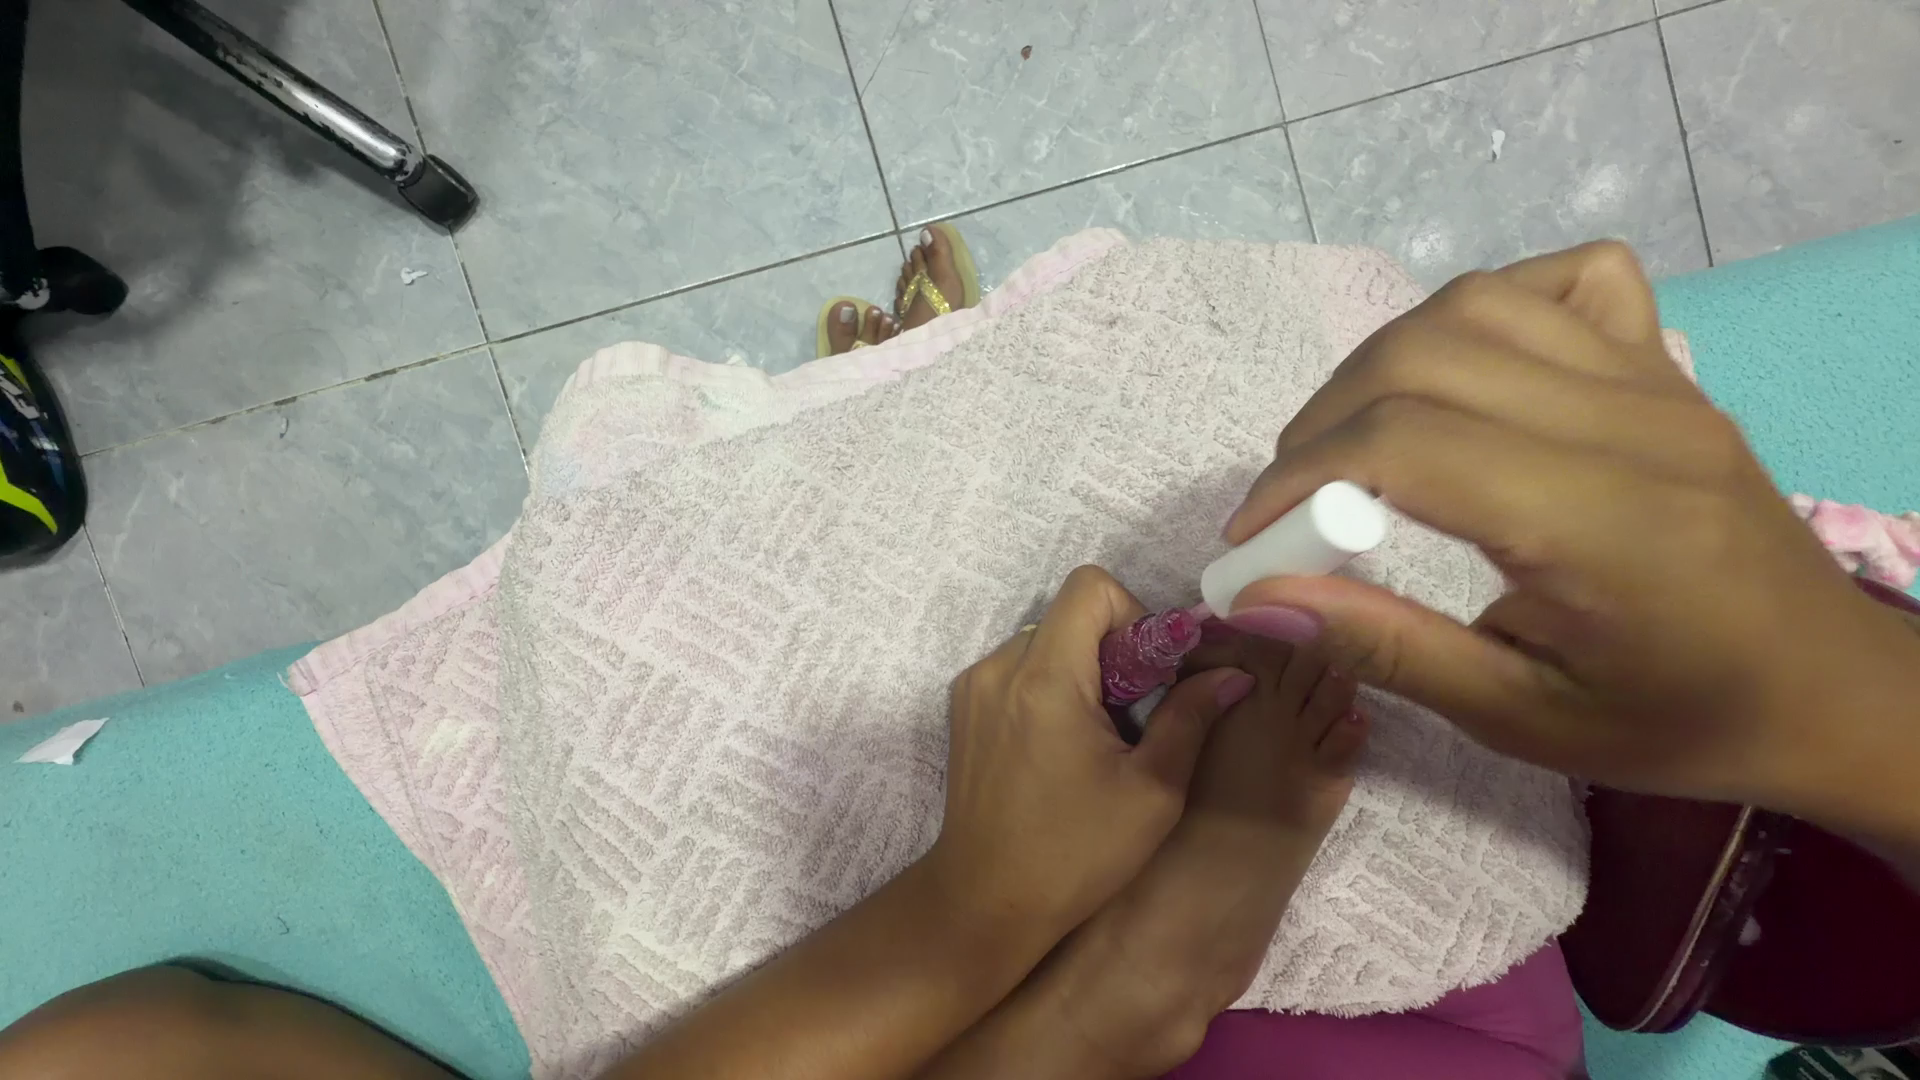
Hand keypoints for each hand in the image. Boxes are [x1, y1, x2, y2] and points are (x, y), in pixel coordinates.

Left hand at [919, 634, 1364, 1079]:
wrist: (986, 898)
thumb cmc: (1076, 853)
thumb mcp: (1153, 791)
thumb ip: (1191, 716)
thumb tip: (1229, 672)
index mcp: (1045, 678)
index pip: (1090, 587)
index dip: (1132, 614)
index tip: (1147, 673)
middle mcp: (998, 667)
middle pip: (1069, 615)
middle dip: (1111, 649)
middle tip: (1132, 713)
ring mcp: (972, 684)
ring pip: (1044, 640)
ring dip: (1080, 668)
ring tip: (1095, 736)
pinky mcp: (962, 704)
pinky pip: (1017, 666)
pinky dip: (1048, 685)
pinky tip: (1060, 744)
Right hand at [1221, 241, 1919, 829]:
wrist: (1831, 690)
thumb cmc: (1672, 720)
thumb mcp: (1516, 718)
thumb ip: (1382, 650)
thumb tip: (1258, 601)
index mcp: (1602, 524)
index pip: (1403, 444)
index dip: (1298, 480)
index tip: (1253, 538)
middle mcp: (1631, 424)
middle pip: (1419, 359)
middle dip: (1317, 428)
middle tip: (1293, 501)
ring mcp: (1653, 380)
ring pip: (1469, 305)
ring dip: (1374, 367)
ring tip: (1350, 441)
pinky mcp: (1659, 365)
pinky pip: (1560, 280)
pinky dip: (1478, 310)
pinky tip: (1455, 373)